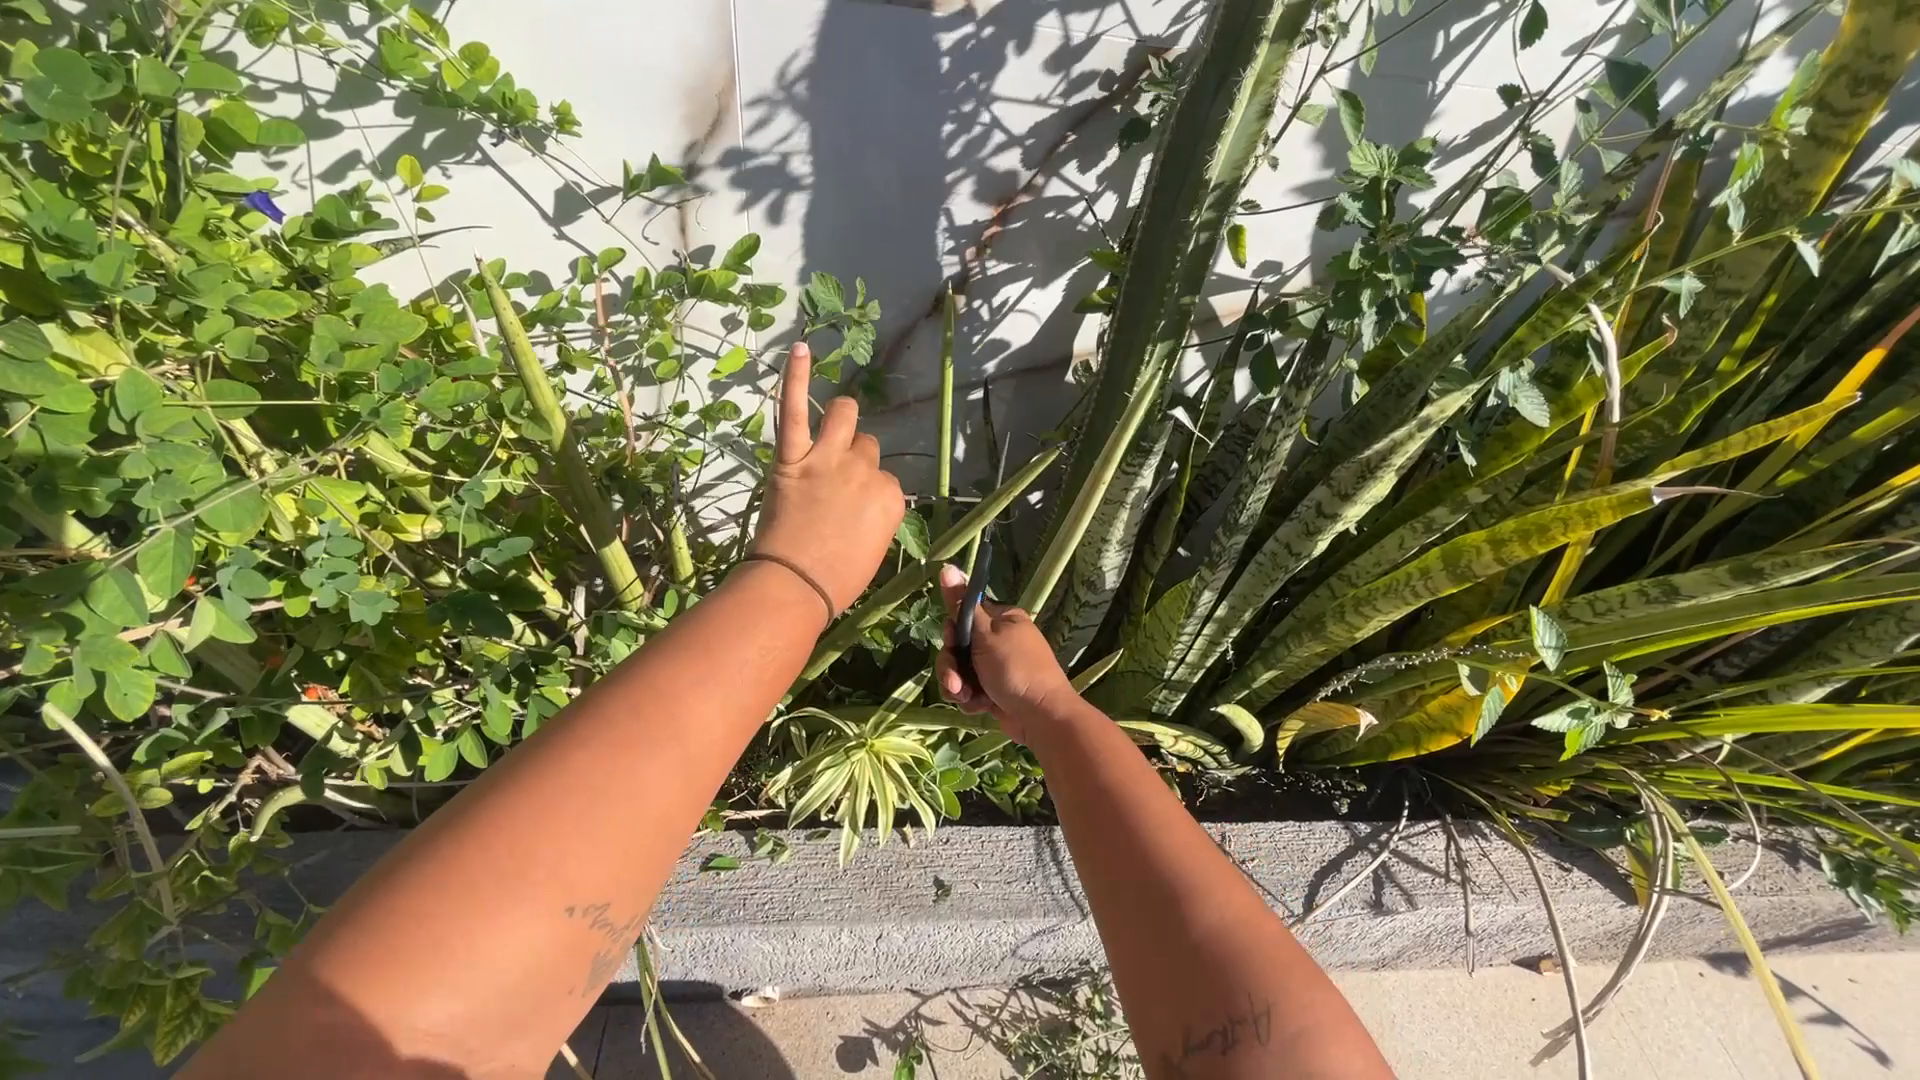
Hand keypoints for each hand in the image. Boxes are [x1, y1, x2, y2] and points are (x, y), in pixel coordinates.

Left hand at [750, 342, 905, 614]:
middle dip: (856, 460)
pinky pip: (797, 409)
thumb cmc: (836, 581)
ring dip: (843, 420)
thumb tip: (862, 504)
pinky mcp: (793, 457)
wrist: (795, 585)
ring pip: (846, 418)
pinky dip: (798, 378)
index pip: (886, 480)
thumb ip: (874, 517)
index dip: (868, 493)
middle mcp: (866, 471)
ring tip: (834, 429)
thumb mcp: (873, 550)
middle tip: (835, 486)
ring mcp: (829, 459)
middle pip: (868, 448)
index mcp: (892, 498)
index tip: (853, 513)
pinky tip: (801, 349)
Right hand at [933, 563, 1075, 742]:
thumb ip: (962, 605)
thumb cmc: (1016, 669)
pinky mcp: (994, 691)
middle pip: (958, 647)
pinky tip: (979, 707)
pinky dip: (970, 699)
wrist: (1041, 716)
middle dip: (952, 667)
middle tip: (956, 682)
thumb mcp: (985, 635)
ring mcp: (997, 667)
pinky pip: (970, 690)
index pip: (964, 617)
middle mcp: (999, 640)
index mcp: (1002, 619)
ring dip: (958, 686)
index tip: (953, 644)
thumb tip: (947, 566)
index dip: (953, 633)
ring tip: (966, 697)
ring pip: (960, 671)